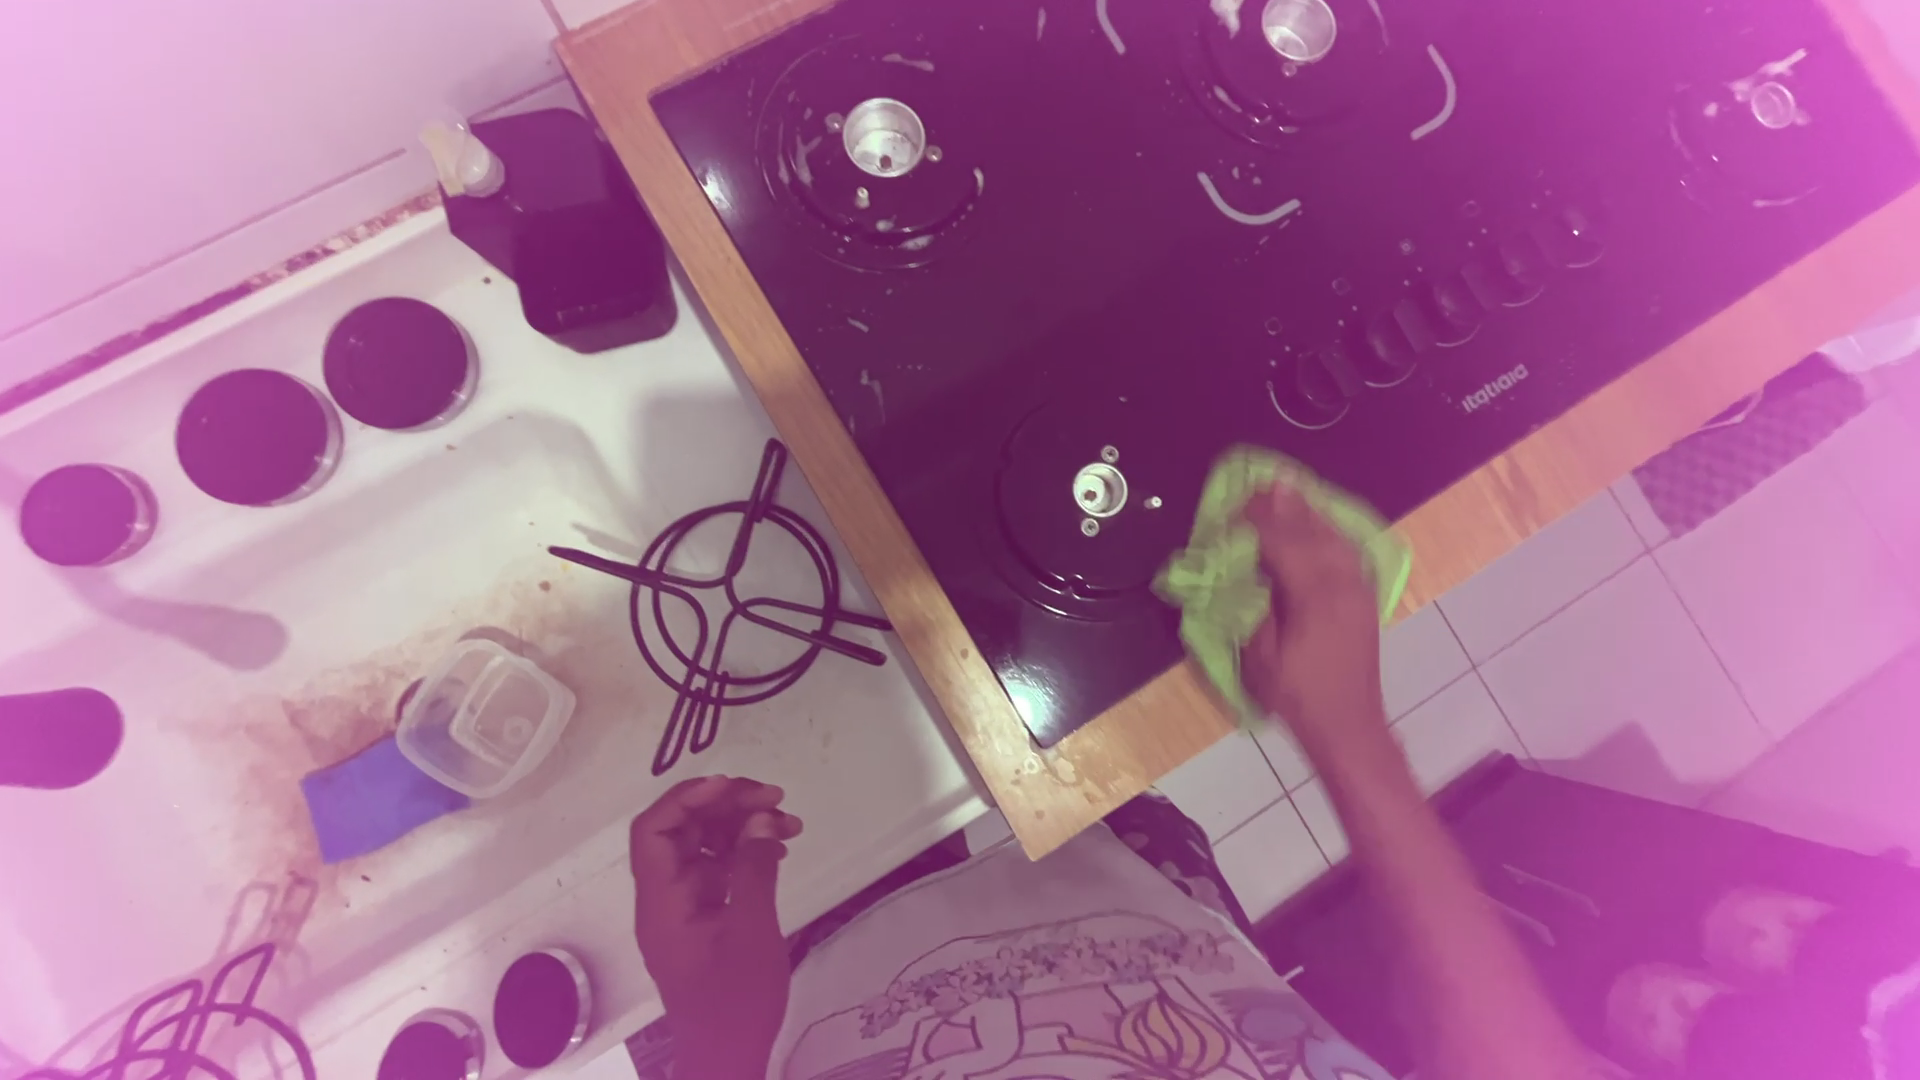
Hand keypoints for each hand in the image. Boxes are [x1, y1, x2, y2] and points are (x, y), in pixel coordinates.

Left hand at [630, 775, 802, 1077]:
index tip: (731, 785)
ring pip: (706, 844)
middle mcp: (667, 897)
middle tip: (774, 796)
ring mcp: (687, 905)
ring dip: (744, 824)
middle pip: (683, 830)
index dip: (686, 798)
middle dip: (727, 805)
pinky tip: (781, 847)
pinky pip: (721, 866)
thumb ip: (754, 869)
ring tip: (789, 820)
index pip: (653, 831)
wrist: (729, 1059)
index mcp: (662, 902)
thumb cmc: (735, 1000)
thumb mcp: (752, 932)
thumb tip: (760, 818)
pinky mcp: (707, 914)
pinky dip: (749, 849)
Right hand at [1239, 482, 1388, 753]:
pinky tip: (1319, 526)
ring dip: (1311, 514)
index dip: (1259, 523)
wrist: (1348, 725)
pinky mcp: (1363, 601)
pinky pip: (1347, 553)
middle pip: (1314, 534)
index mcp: (1314, 598)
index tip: (1236, 506)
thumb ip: (1256, 607)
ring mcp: (1358, 592)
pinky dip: (1330, 532)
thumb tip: (1249, 573)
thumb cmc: (1297, 695)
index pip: (1284, 545)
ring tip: (1290, 491)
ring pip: (1336, 539)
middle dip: (1288, 507)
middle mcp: (1342, 586)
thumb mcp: (1262, 655)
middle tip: (1266, 481)